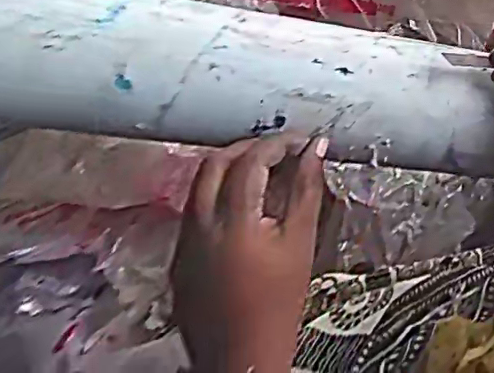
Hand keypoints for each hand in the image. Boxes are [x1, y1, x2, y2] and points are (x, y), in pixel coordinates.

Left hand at [172, 135, 326, 372]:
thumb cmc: (279, 304)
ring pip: (199, 183)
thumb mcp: (300, 242)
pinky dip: (216, 192)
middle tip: (278, 149)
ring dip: (229, 166)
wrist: (243, 361)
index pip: (251, 161)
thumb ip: (307, 188)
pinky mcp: (177, 258)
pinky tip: (240, 201)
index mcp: (233, 222)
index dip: (278, 144)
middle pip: (216, 163)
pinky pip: (193, 209)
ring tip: (261, 168)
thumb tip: (316, 147)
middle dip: (248, 147)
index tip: (300, 143)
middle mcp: (200, 226)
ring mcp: (183, 242)